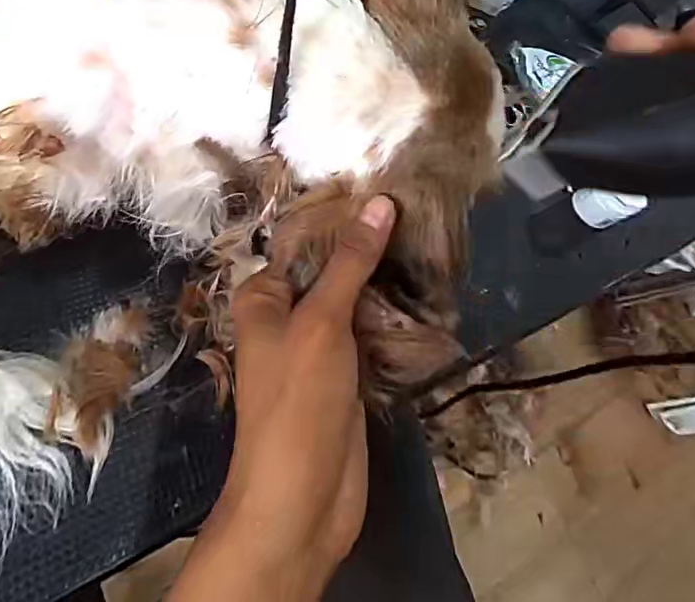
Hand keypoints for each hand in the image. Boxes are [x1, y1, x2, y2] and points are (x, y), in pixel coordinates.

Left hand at [169, 197, 394, 601]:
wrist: (302, 505)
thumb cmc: (297, 401)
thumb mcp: (322, 321)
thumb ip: (351, 262)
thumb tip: (379, 202)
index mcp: (264, 297)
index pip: (307, 242)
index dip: (344, 217)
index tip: (389, 190)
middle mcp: (289, 317)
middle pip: (334, 270)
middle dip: (371, 248)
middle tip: (420, 213)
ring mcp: (321, 347)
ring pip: (357, 301)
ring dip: (387, 281)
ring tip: (430, 241)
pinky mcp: (349, 374)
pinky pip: (372, 332)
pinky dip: (395, 316)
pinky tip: (427, 291)